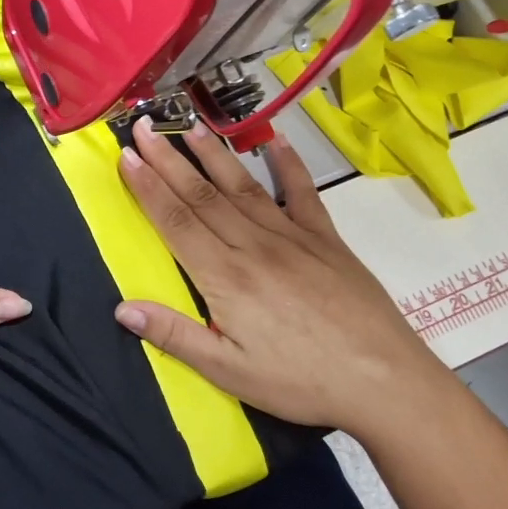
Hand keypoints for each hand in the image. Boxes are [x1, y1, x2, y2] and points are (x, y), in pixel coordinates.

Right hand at [114, 117, 457, 437]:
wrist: (384, 381)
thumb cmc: (300, 382)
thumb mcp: (229, 372)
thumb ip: (175, 336)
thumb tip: (122, 309)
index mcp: (225, 278)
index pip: (175, 221)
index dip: (147, 187)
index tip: (126, 156)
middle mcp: (254, 246)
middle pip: (202, 195)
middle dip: (168, 159)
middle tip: (144, 126)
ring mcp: (293, 238)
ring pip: (243, 186)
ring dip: (213, 154)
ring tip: (190, 126)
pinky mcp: (327, 240)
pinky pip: (303, 193)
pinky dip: (289, 164)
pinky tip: (276, 140)